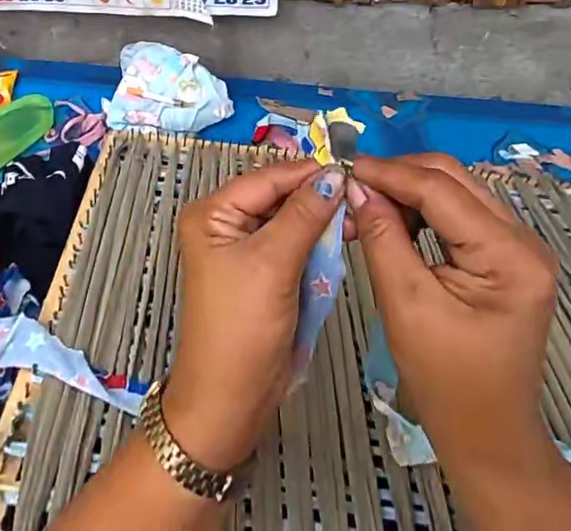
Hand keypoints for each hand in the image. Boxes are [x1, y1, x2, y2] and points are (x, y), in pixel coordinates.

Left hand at [161, 159, 343, 469]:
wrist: (231, 401)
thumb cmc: (242, 328)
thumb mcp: (273, 263)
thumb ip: (304, 214)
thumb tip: (333, 174)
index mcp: (212, 213)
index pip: (266, 179)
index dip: (307, 173)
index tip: (350, 170)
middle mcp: (225, 224)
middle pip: (279, 197)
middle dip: (317, 199)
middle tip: (358, 199)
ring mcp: (244, 249)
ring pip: (291, 221)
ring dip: (321, 223)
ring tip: (354, 223)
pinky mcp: (264, 272)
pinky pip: (294, 246)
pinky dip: (316, 245)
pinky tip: (340, 242)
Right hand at [347, 155, 560, 478]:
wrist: (488, 436)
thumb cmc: (447, 382)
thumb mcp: (406, 305)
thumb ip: (382, 236)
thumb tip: (356, 186)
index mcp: (510, 255)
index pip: (440, 190)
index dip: (389, 173)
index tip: (345, 168)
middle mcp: (523, 239)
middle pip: (452, 179)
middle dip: (398, 176)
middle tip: (353, 187)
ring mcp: (518, 245)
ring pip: (454, 189)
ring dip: (407, 189)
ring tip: (367, 205)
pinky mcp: (504, 254)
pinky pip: (458, 212)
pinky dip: (421, 208)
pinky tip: (393, 218)